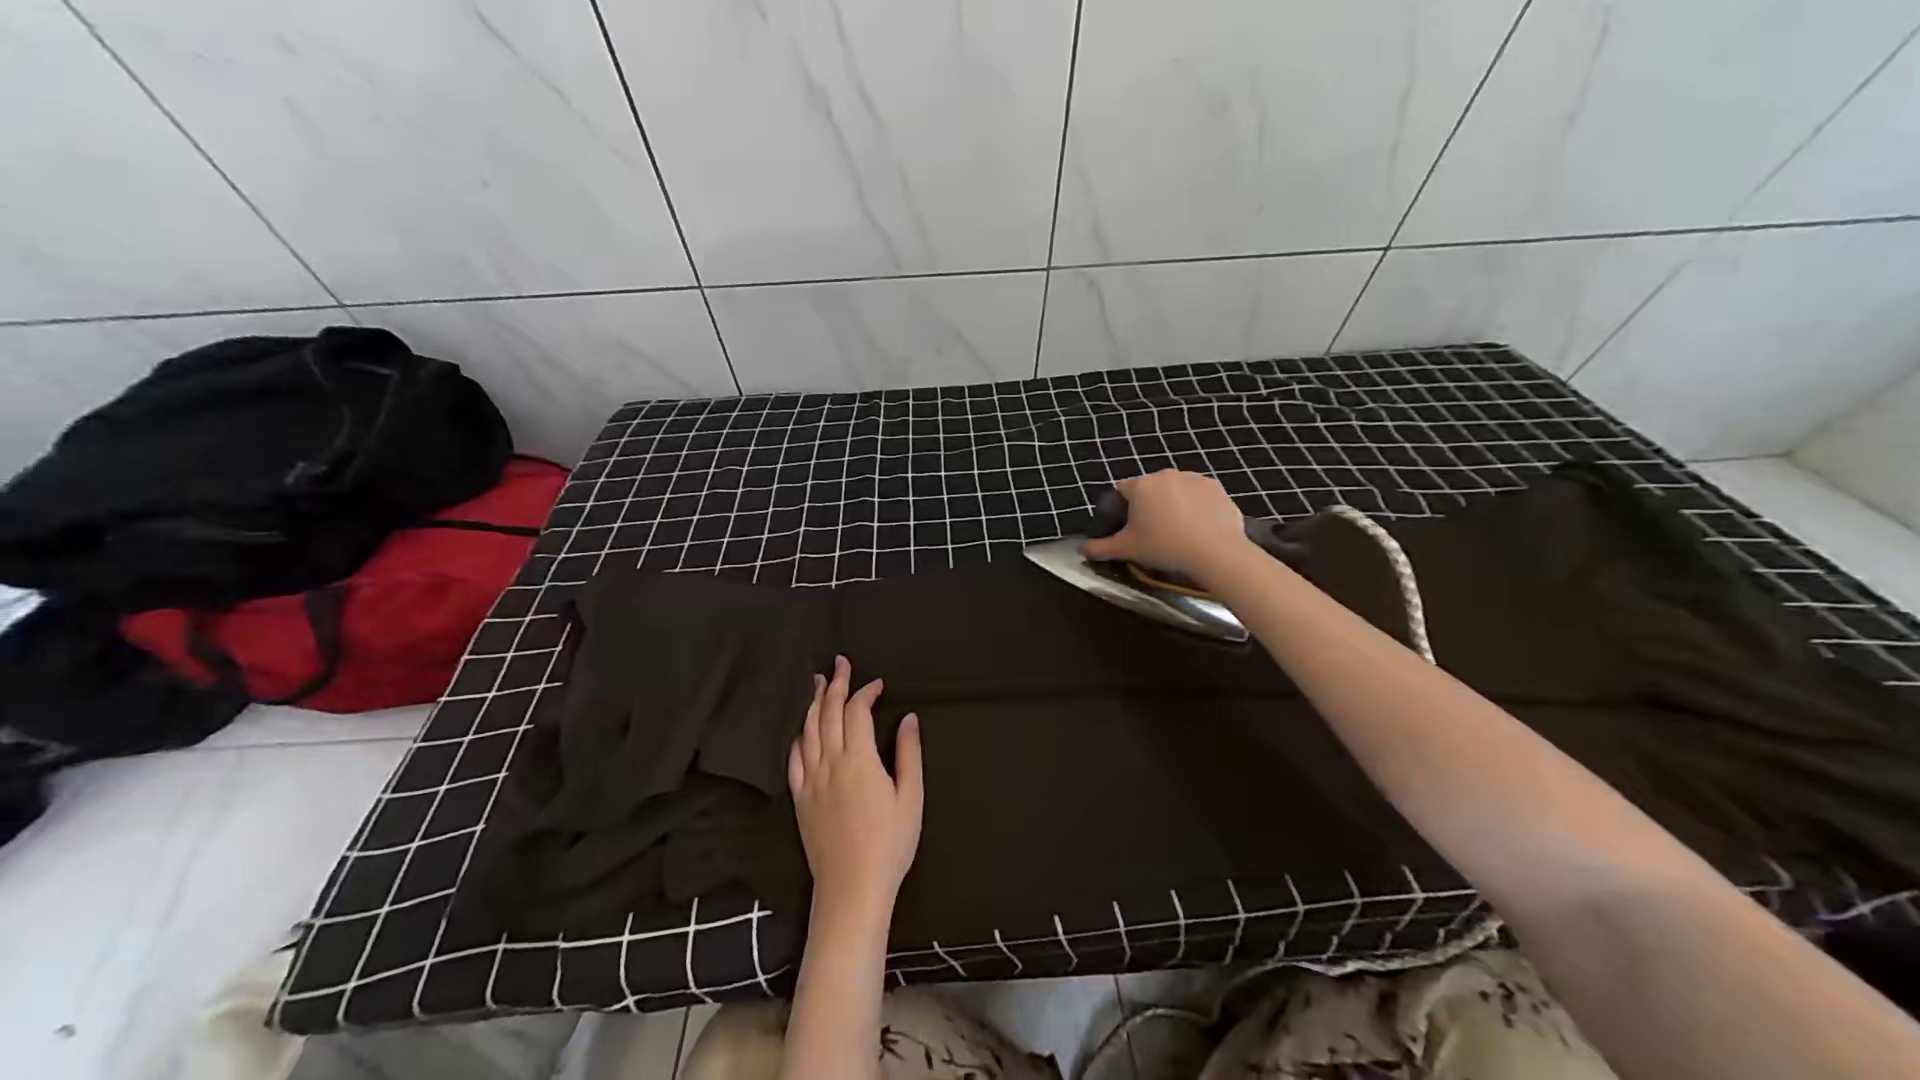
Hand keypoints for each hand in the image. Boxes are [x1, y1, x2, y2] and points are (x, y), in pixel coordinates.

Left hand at [788, 656, 923, 918]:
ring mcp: (810, 780)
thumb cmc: (890, 844)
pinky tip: (802, 730)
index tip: (877, 683)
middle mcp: (830, 763)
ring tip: (818, 682)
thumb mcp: (911, 798)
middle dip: (835, 683)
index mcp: (859, 759)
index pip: (856, 711)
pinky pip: (794, 758)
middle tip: (840, 663)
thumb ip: (909, 754)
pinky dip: (798, 736)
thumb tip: (908, 718)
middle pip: (827, 713)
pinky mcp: (800, 799)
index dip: (865, 692)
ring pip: (807, 730)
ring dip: (813, 702)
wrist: (852, 888)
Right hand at [1080, 469, 1252, 581]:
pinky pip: (1199, 496)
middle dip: (1149, 506)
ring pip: (1176, 490)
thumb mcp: (1127, 550)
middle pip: (1150, 488)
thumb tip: (1080, 549)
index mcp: (1141, 485)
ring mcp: (1195, 478)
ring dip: (1173, 504)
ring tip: (1179, 531)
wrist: (1215, 552)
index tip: (1128, 527)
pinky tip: (1199, 528)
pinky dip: (1196, 508)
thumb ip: (1100, 548)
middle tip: (1153, 532)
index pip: (1122, 490)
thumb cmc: (1164, 547)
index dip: (1122, 508)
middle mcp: (1166, 475)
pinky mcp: (1217, 488)